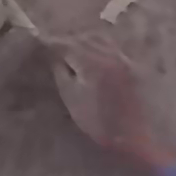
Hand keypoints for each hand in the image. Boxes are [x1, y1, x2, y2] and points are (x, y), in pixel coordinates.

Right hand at [47, 33, 173, 172]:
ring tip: (73, 49)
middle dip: (68, 40)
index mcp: (92, 62)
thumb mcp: (71, 98)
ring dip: (84, 41)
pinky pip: (112, 48)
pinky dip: (99, 46)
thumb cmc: (98, 122)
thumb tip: (54, 56)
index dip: (52, 42)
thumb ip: (61, 73)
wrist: (135, 138)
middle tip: (54, 46)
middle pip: (84, 38)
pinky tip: (92, 55)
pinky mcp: (132, 66)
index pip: (67, 44)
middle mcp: (110, 54)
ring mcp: (124, 59)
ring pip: (100, 39)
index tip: (40, 41)